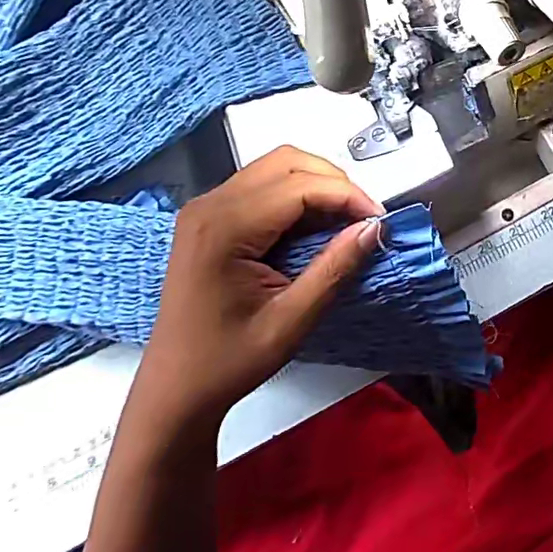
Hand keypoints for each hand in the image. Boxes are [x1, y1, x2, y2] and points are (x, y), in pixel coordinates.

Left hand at [137, 147, 385, 424]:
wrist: (174, 390)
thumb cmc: (226, 362)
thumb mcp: (290, 322)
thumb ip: (333, 269)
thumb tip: (373, 229)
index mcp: (223, 228)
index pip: (299, 186)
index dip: (346, 195)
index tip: (378, 219)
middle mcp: (209, 205)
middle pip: (287, 162)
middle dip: (334, 181)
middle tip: (363, 216)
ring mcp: (206, 207)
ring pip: (276, 166)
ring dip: (317, 183)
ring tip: (345, 218)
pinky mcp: (209, 216)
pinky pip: (262, 184)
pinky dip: (296, 193)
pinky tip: (315, 223)